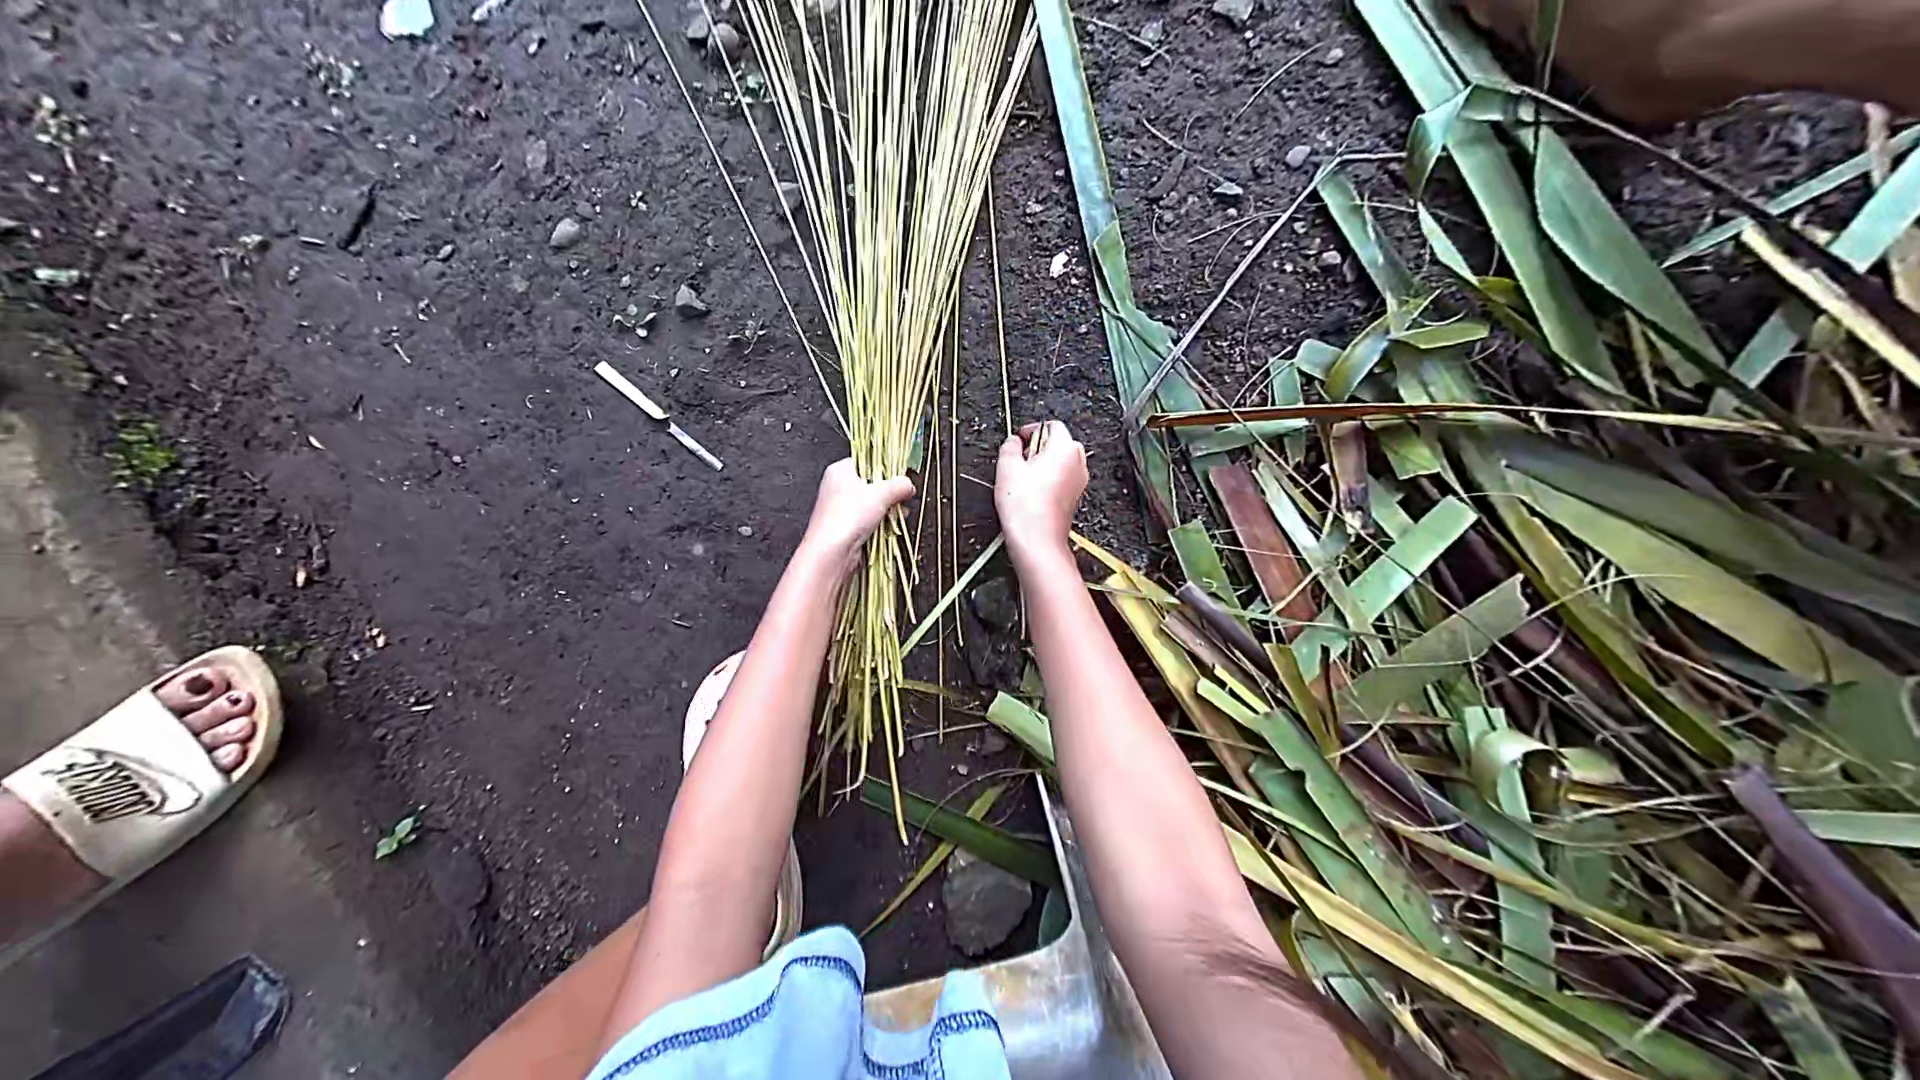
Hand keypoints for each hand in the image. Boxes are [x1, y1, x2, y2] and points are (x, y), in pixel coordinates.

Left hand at [798, 458, 915, 571]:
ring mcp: (842, 508)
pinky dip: (881, 522)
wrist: (831, 553)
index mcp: (840, 470)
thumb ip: (899, 485)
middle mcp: (838, 487)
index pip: (868, 460)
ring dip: (888, 509)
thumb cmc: (847, 517)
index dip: (886, 467)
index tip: (901, 475)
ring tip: (898, 513)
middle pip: (872, 483)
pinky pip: (869, 519)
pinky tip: (890, 525)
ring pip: (872, 503)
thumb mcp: (880, 494)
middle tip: (902, 496)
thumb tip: (908, 484)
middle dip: (890, 492)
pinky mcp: (847, 526)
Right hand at [995, 420, 1086, 562]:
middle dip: (1037, 448)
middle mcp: (1078, 462)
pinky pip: (1061, 479)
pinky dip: (1048, 481)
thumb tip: (1013, 441)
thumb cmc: (1026, 507)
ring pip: (1059, 463)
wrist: (1037, 540)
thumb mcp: (1007, 466)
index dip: (1031, 430)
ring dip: (1042, 465)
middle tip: (1018, 459)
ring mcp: (1078, 481)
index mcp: (1065, 448)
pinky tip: (1031, 493)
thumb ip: (1009, 445)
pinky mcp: (1074, 497)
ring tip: (1022, 479)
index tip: (1018, 439)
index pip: (1051, 425)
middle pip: (1057, 444)